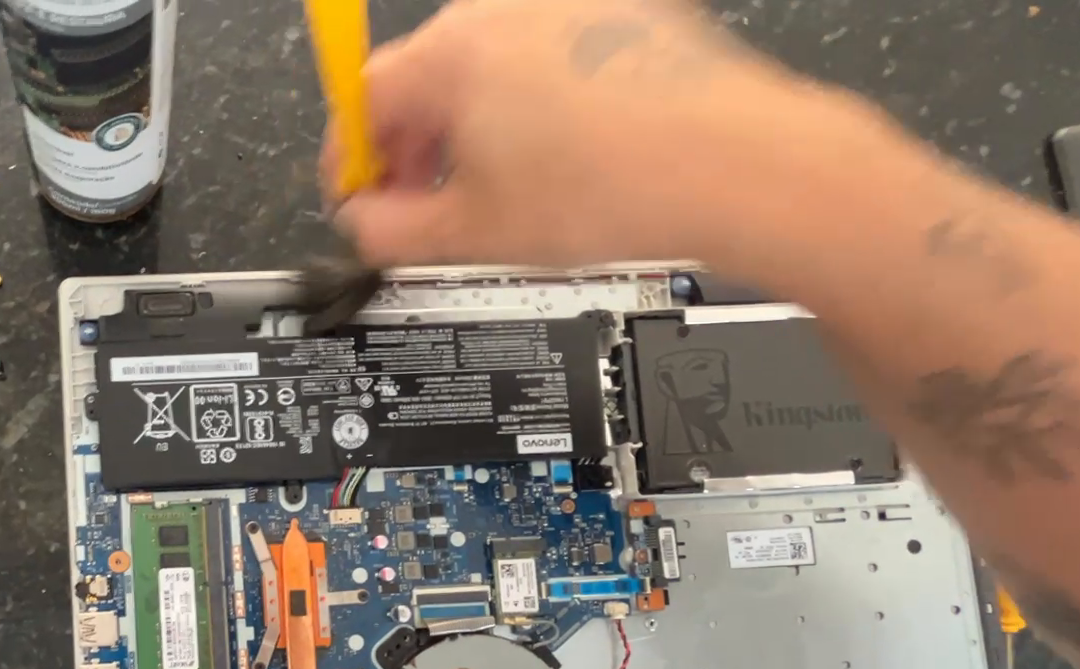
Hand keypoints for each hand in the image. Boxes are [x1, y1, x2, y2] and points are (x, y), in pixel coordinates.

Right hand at [323, 0, 839, 268]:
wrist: (734, 168)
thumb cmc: (611, 189)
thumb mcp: (465, 235)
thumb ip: (384, 232)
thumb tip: (358, 221)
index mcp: (454, 56)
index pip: (360, 99)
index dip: (346, 160)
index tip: (352, 197)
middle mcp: (502, 13)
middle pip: (413, 83)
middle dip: (401, 153)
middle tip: (411, 208)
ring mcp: (560, 8)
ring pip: (471, 75)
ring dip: (452, 137)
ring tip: (477, 195)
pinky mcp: (606, 19)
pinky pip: (527, 65)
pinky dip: (507, 114)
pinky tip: (532, 166)